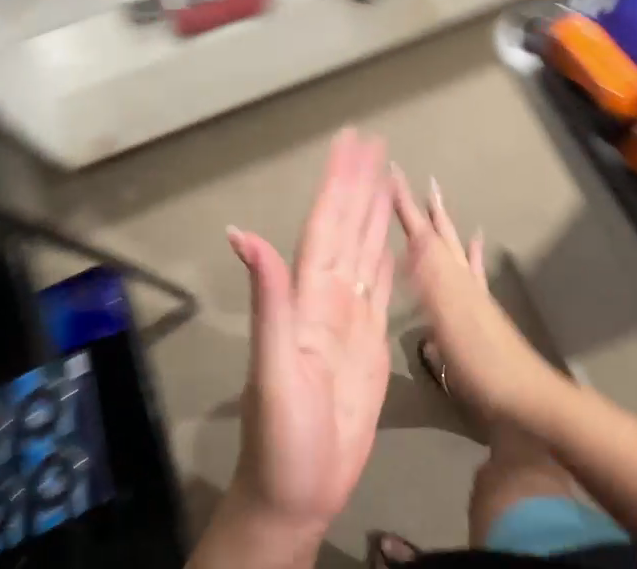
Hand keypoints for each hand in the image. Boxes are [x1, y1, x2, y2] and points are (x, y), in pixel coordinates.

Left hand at [223, 128, 394, 537]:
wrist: (296, 492)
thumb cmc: (281, 438)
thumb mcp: (273, 369)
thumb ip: (269, 300)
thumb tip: (243, 233)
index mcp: (307, 299)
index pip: (325, 226)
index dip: (338, 184)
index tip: (351, 144)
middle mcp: (328, 299)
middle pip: (348, 229)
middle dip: (360, 186)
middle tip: (375, 144)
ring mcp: (350, 321)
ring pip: (366, 253)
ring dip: (374, 214)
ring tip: (387, 177)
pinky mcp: (370, 346)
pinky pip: (382, 291)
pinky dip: (388, 260)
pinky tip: (393, 241)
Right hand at [391, 169, 563, 427]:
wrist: (524, 396)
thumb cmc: (481, 365)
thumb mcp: (449, 323)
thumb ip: (432, 280)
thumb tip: (412, 237)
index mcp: (448, 282)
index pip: (422, 236)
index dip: (405, 207)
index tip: (390, 175)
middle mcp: (461, 280)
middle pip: (439, 237)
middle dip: (423, 209)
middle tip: (409, 180)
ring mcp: (474, 295)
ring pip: (454, 250)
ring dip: (443, 226)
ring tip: (436, 201)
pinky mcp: (482, 313)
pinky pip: (473, 273)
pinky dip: (469, 254)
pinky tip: (474, 245)